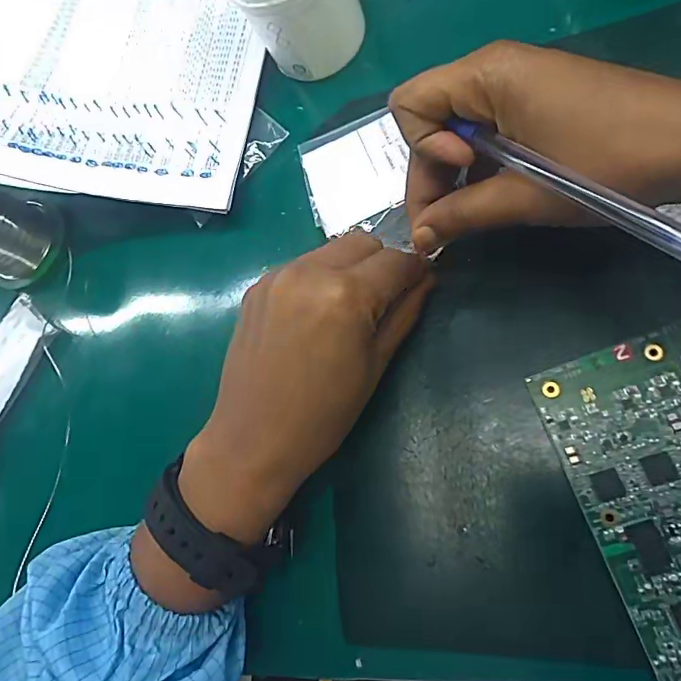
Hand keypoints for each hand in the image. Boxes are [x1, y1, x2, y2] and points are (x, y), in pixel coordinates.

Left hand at [132, 234, 434, 611]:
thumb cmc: (324, 415)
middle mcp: (309, 271)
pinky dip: (320, 275)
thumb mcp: (375, 366)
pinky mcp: (258, 286)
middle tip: (385, 298)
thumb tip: (426, 279)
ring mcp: (278, 275)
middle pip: (363, 241)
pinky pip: (302, 264)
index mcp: (345, 294)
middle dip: (383, 262)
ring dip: (351, 265)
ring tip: (350, 306)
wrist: (253, 438)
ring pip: (331, 248)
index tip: (421, 284)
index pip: (397, 260)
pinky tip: (318, 311)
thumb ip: (404, 314)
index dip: (416, 271)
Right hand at [390, 41, 680, 253]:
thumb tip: (419, 238)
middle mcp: (496, 67)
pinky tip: (501, 196)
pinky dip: (486, 164)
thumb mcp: (527, 196)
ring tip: (475, 218)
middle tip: (445, 227)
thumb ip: (463, 214)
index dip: (422, 150)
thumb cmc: (610, 164)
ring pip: (460, 128)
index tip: (462, 178)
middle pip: (432, 118)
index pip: (410, 104)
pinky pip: (491, 129)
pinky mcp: (543, 99)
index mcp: (486, 73)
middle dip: (433, 173)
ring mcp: (521, 81)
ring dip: (459, 175)